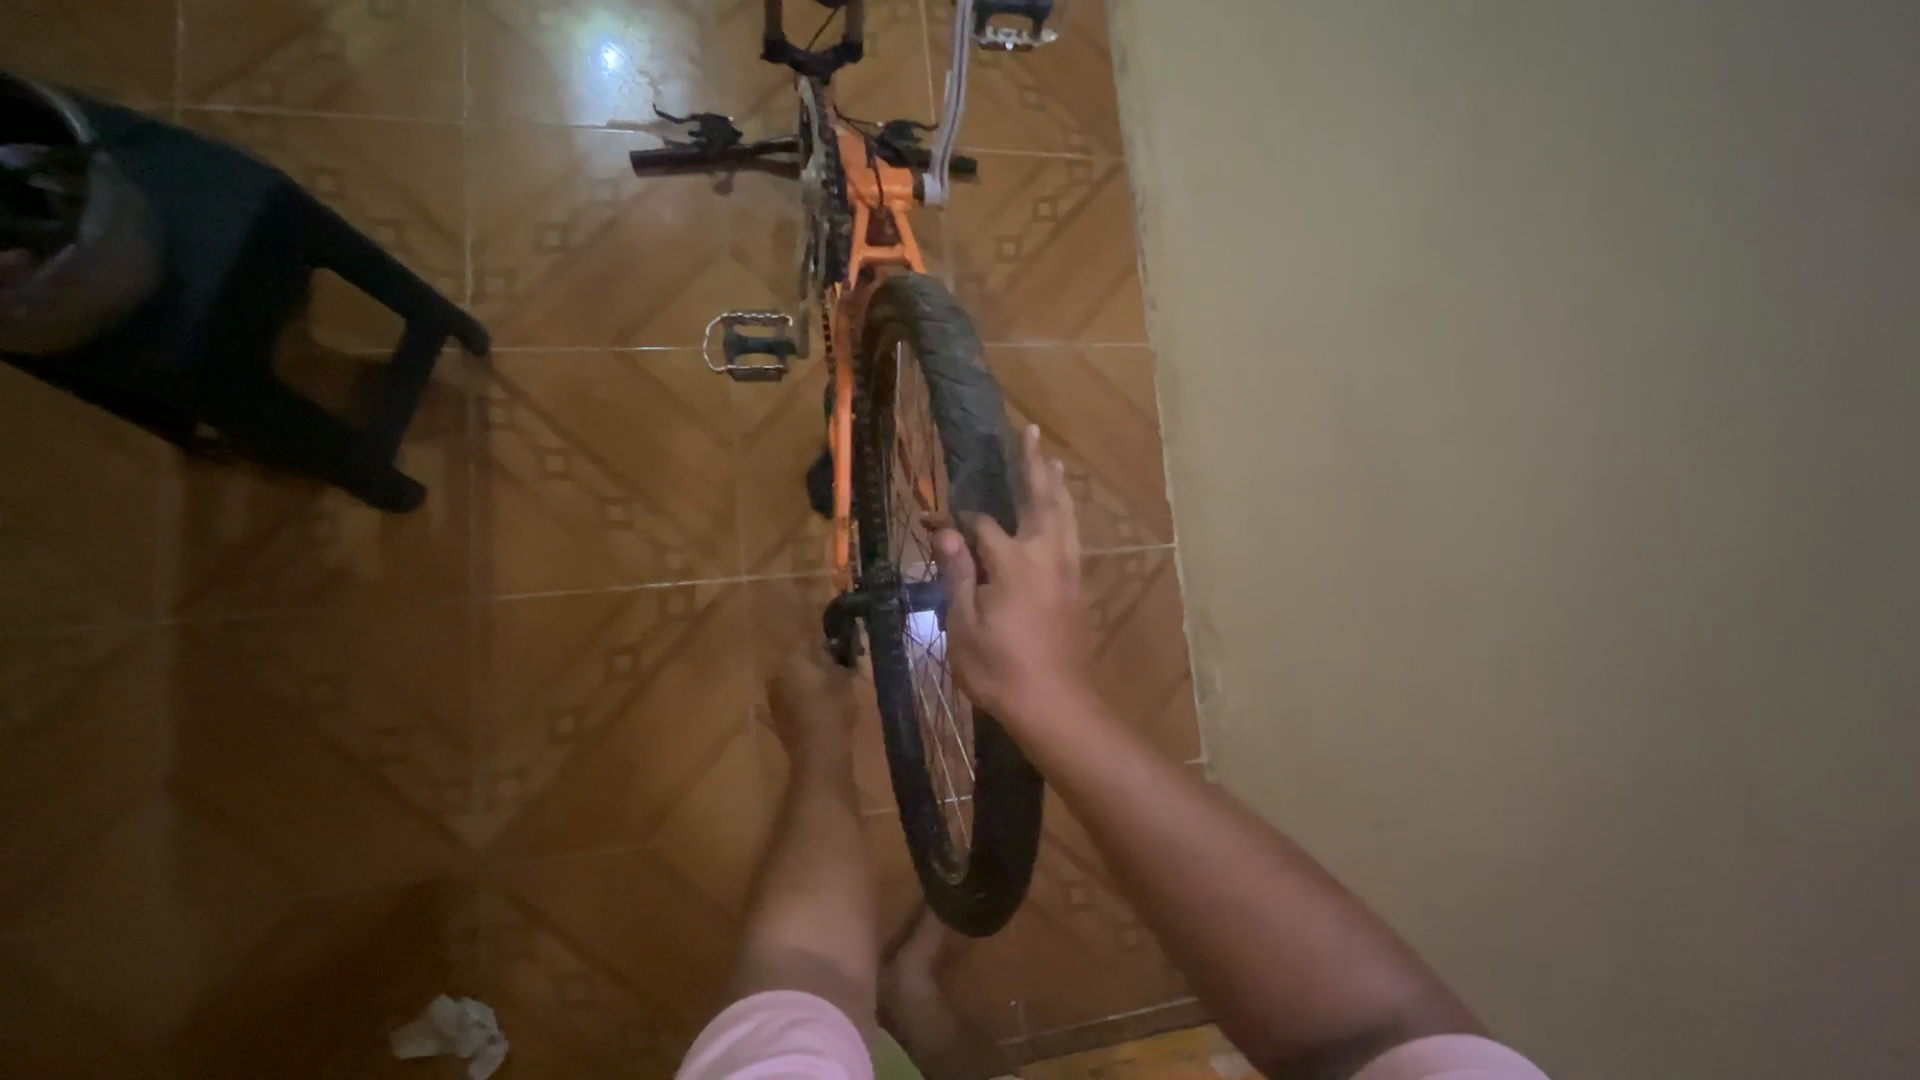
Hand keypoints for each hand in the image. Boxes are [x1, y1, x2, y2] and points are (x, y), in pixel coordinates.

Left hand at [767, 643, 858, 766]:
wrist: (818, 751)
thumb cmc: (833, 708)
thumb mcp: (842, 679)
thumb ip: (835, 661)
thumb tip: (830, 650)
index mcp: (793, 659)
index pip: (808, 641)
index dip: (824, 644)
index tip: (838, 650)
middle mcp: (777, 674)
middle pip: (796, 661)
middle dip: (812, 663)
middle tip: (833, 669)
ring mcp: (772, 696)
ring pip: (790, 680)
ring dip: (803, 681)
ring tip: (824, 690)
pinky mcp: (774, 716)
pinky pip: (787, 700)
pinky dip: (797, 700)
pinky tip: (810, 705)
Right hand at [934, 425, 1095, 722]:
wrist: (1056, 706)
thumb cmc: (1000, 671)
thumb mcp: (964, 626)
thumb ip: (958, 575)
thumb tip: (946, 532)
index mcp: (1013, 563)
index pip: (982, 525)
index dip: (958, 519)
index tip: (934, 519)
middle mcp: (1047, 557)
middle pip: (1041, 500)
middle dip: (1034, 465)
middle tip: (1031, 432)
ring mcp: (1068, 572)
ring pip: (1066, 516)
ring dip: (1057, 486)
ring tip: (1054, 462)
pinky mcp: (1079, 589)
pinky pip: (1074, 538)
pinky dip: (1067, 516)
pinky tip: (1063, 517)